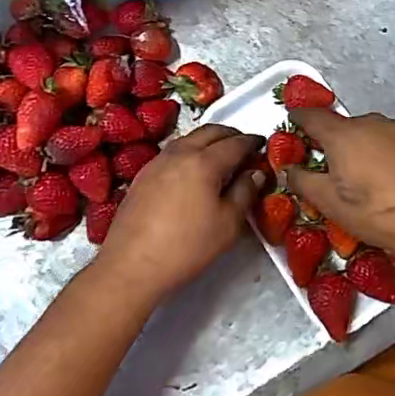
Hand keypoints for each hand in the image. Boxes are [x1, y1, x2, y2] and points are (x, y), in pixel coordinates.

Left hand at [91, 124, 265, 305]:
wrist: (132, 264)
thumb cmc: (186, 247)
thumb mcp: (227, 224)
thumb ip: (245, 193)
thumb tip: (254, 174)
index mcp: (204, 162)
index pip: (235, 143)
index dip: (252, 142)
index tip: (262, 144)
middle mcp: (179, 153)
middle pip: (210, 132)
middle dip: (231, 135)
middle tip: (245, 146)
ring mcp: (157, 162)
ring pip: (189, 139)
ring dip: (208, 141)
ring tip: (221, 156)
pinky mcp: (143, 175)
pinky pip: (173, 152)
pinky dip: (190, 151)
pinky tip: (193, 170)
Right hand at [283, 109, 394, 267]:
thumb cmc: (377, 214)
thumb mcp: (329, 204)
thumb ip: (302, 182)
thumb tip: (290, 169)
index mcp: (342, 136)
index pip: (312, 117)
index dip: (299, 118)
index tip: (293, 122)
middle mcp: (371, 124)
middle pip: (344, 126)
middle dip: (335, 142)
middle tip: (333, 168)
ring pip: (372, 133)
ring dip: (364, 147)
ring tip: (368, 178)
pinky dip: (388, 154)